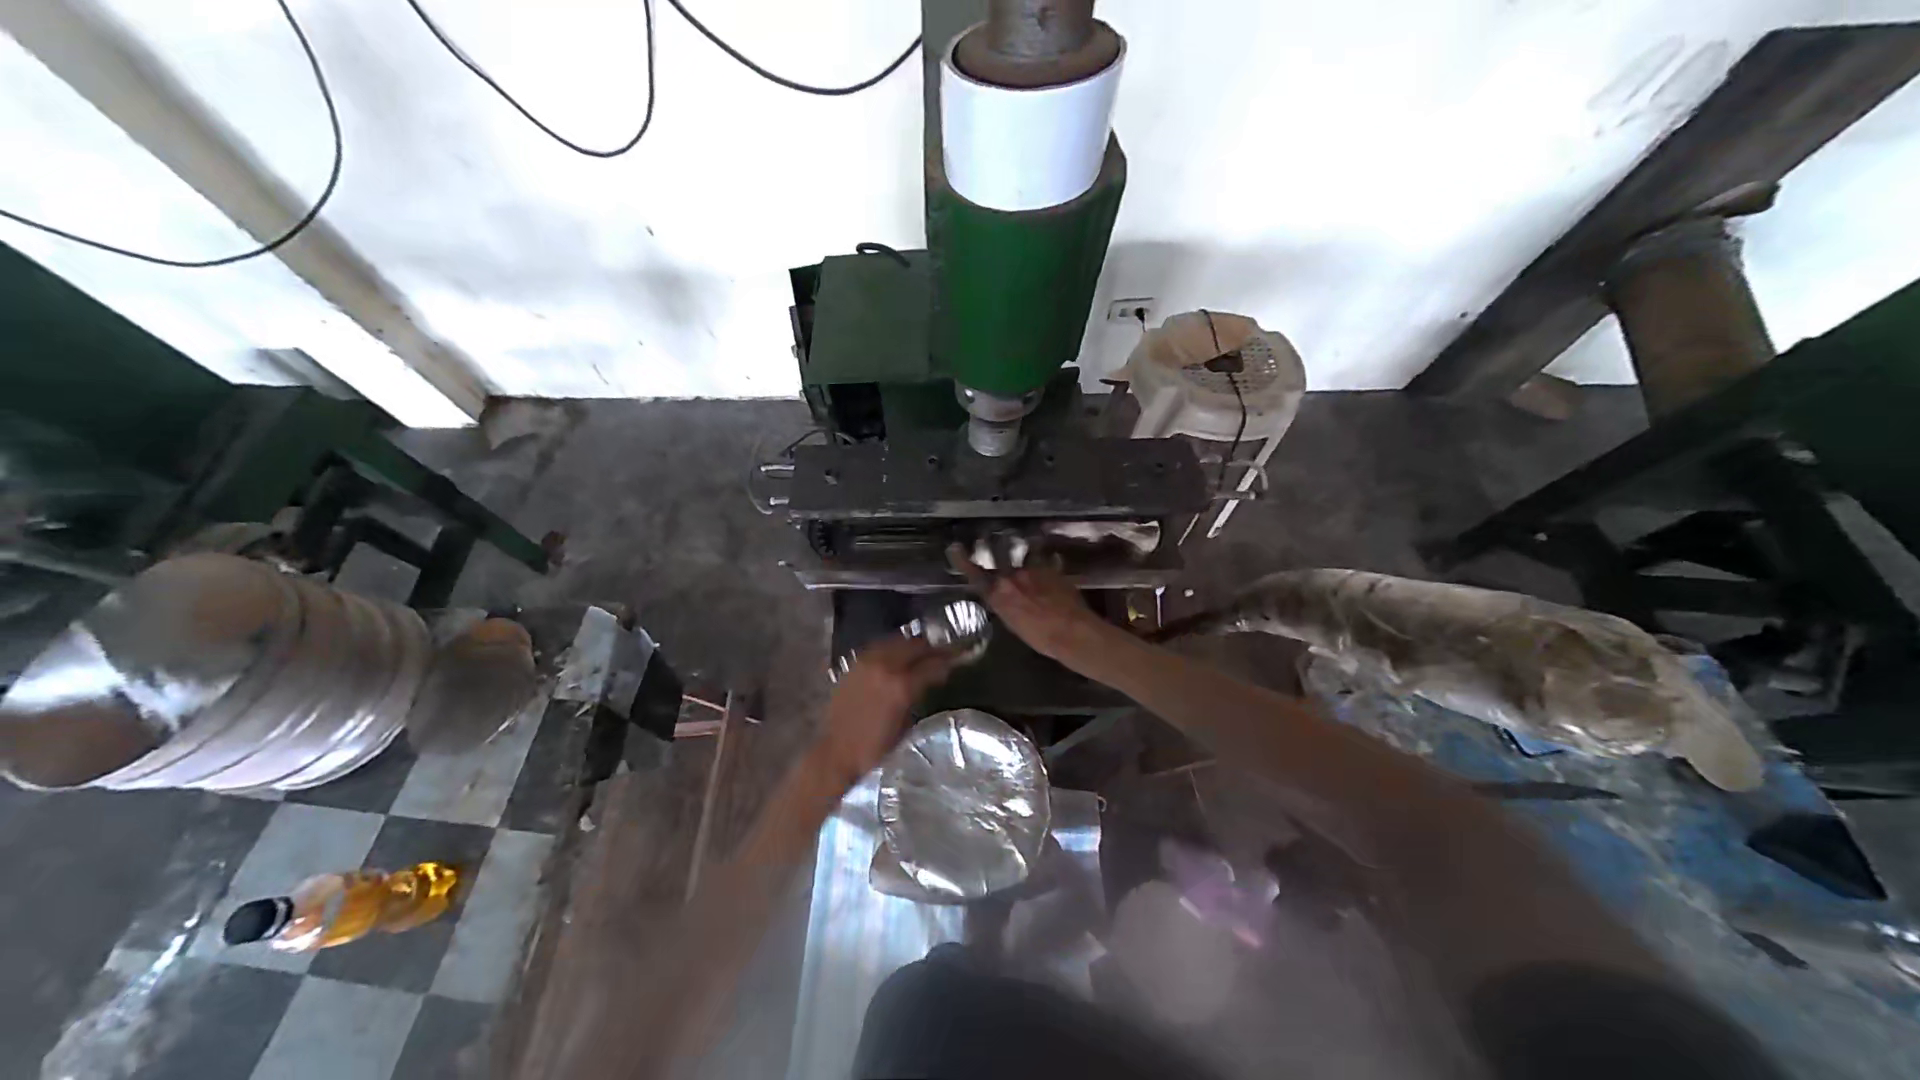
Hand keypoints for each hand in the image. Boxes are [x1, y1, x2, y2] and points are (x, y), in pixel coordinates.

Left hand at [816, 636, 956, 786]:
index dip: (948, 660)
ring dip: (912, 645)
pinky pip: (878, 647)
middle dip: (932, 648)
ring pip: (896, 641)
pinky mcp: (853, 665)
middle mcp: (884, 667)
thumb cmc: (875, 749)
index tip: (957, 660)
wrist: (837, 754)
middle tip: (943, 653)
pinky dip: (892, 648)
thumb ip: (920, 695)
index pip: (932, 663)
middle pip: (915, 645)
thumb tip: (934, 678)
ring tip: (922, 653)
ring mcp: (866, 663)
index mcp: (901, 686)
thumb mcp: (907, 726)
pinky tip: (897, 657)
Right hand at [947, 543, 1113, 665]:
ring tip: (1026, 540)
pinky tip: (1052, 559)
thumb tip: (1002, 596)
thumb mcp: (1013, 624)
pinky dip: (1049, 560)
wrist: (1071, 631)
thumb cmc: (1040, 637)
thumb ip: (1005, 604)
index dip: (962, 560)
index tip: (954, 547)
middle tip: (990, 533)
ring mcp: (1035, 570)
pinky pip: (1050, 559)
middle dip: (994, 541)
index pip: (974, 573)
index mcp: (999, 593)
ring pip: (1026, 549)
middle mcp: (1013, 576)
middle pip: (1000, 550)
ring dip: (1025, 545)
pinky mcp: (1055, 570)